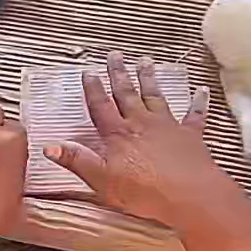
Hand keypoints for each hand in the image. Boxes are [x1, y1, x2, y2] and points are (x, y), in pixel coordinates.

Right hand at [46, 54, 250, 250]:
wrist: (189, 195)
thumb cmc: (144, 192)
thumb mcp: (102, 181)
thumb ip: (77, 161)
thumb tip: (49, 146)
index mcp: (119, 135)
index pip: (101, 107)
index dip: (93, 89)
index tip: (88, 71)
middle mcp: (142, 123)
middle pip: (127, 94)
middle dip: (119, 74)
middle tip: (115, 54)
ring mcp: (168, 127)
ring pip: (155, 97)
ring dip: (149, 79)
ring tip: (145, 61)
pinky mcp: (190, 136)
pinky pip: (195, 115)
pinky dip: (198, 102)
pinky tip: (202, 90)